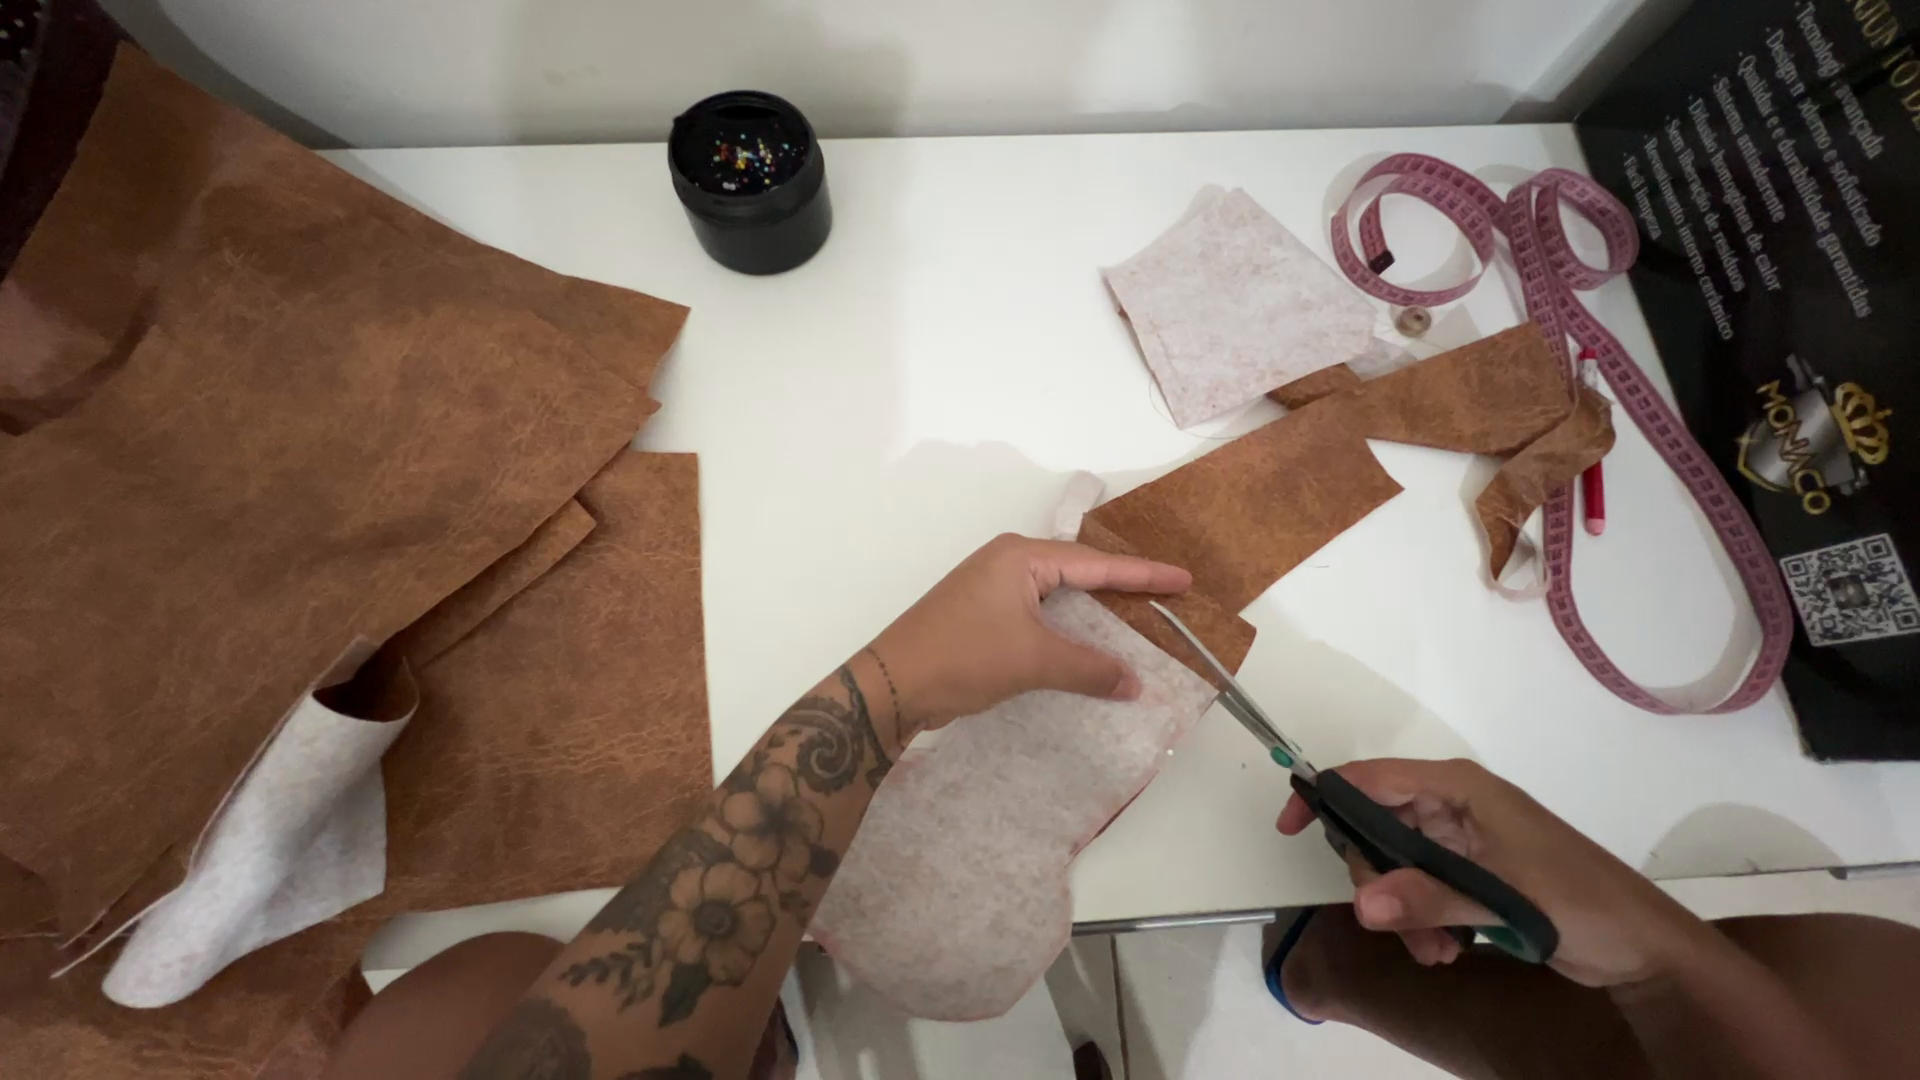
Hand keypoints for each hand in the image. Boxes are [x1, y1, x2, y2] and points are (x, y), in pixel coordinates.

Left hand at [866, 534, 1189, 734]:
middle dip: (1119, 588)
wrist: (893, 685)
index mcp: (1020, 556)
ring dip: (1091, 613)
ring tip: (1134, 621)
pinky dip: (1065, 629)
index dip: (1141, 574)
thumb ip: (1088, 668)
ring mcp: (991, 589)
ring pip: (1056, 596)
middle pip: (1076, 573)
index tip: (1182, 578)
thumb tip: (1134, 682)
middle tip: (1164, 598)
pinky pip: (1038, 615)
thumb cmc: (964, 657)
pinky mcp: (982, 615)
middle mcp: (1006, 563)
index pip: (1094, 563)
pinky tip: (1085, 645)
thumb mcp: (1032, 660)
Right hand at [1278, 758, 1710, 986]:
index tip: (1289, 827)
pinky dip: (1418, 916)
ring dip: (1400, 907)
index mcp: (1455, 787)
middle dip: (1376, 878)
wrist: (1650, 951)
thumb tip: (1358, 905)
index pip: (1368, 778)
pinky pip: (1415, 883)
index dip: (1323, 796)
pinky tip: (1444, 949)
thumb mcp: (1502, 899)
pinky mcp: (1464, 868)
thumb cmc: (1581, 903)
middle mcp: (1448, 803)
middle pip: (1373, 826)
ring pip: (1392, 860)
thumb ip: (1426, 898)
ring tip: (1433, 951)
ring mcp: (1456, 836)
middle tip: (1391, 923)